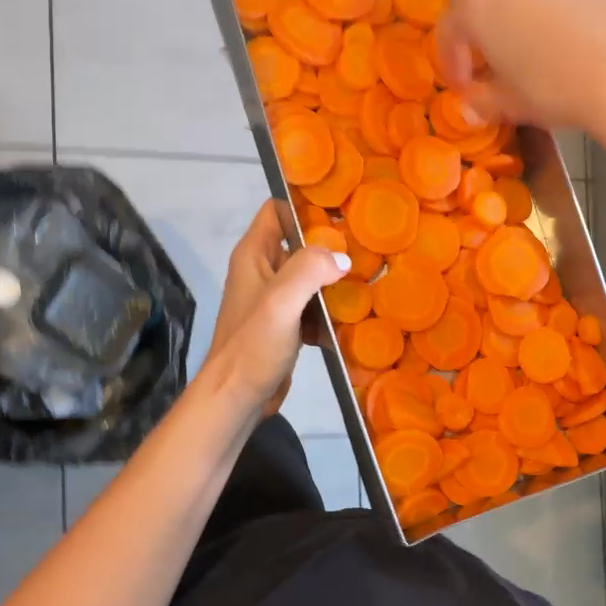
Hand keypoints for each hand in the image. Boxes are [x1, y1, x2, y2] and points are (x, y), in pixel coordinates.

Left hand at [201, 200, 349, 416]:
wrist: (237, 398)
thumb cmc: (252, 346)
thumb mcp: (280, 302)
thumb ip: (309, 271)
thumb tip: (342, 258)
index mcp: (254, 255)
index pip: (277, 210)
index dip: (304, 207)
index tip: (341, 214)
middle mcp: (262, 272)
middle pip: (300, 245)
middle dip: (330, 248)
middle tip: (366, 251)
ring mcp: (274, 301)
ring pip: (311, 279)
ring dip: (335, 284)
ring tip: (368, 284)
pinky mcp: (286, 327)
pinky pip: (313, 310)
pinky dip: (330, 315)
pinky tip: (351, 323)